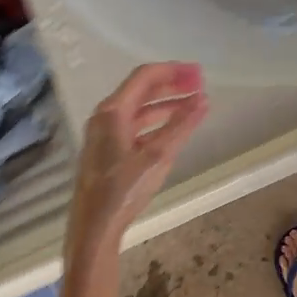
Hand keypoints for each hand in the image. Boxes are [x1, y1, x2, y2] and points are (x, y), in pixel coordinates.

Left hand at [67, 62, 208, 254]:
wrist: (94, 225)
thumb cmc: (123, 190)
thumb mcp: (157, 157)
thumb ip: (181, 126)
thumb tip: (203, 100)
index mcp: (112, 112)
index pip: (144, 77)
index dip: (173, 71)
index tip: (199, 74)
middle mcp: (104, 117)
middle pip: (141, 91)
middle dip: (171, 85)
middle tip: (199, 85)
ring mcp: (103, 134)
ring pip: (138, 110)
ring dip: (165, 105)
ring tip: (192, 107)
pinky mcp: (106, 151)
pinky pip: (134, 127)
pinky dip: (155, 124)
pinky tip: (171, 131)